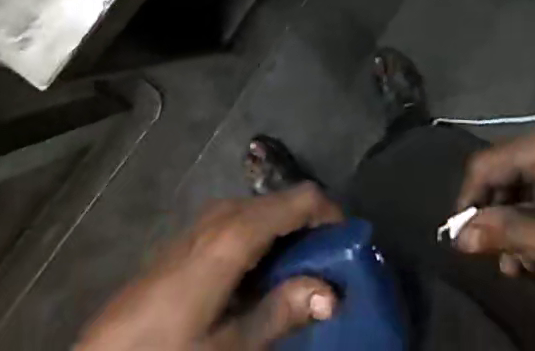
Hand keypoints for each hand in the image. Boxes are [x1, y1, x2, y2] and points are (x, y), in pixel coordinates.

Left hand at [76, 184, 342, 350]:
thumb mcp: (228, 347)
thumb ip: (281, 312)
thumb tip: (331, 291)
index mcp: (236, 231)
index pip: (300, 198)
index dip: (331, 214)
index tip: (349, 246)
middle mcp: (220, 215)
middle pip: (280, 204)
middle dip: (309, 230)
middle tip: (327, 271)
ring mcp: (199, 225)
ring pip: (258, 215)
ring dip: (283, 239)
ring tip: (296, 281)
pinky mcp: (185, 242)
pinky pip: (236, 227)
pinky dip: (258, 244)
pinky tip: (254, 285)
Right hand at [452, 115, 534, 286]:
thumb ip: (506, 235)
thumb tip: (458, 235)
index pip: (484, 166)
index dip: (468, 203)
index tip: (464, 243)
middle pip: (501, 170)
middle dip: (495, 215)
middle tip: (500, 260)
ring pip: (518, 176)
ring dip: (513, 217)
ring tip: (520, 262)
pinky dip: (532, 206)